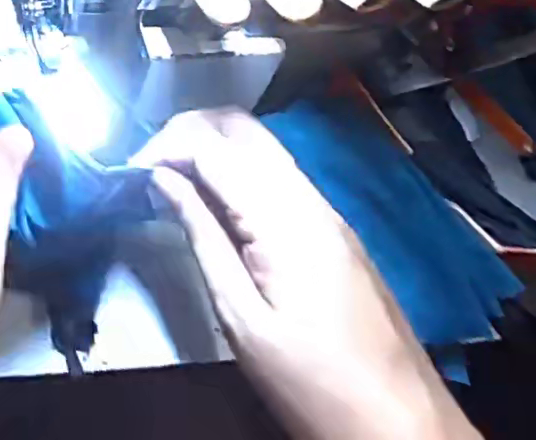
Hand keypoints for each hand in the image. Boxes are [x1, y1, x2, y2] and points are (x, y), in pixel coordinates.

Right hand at [135, 110, 479, 439]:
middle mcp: (305, 194)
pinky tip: (214, 194)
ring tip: (172, 174)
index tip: (129, 172)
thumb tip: (162, 180)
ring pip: (257, 140)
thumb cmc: (316, 386)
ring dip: (209, 143)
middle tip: (149, 163)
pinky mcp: (328, 220)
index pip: (211, 147)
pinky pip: (273, 167)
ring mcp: (322, 204)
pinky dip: (234, 163)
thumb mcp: (243, 321)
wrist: (406, 428)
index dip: (163, 147)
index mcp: (282, 216)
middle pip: (237, 124)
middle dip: (185, 129)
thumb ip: (202, 237)